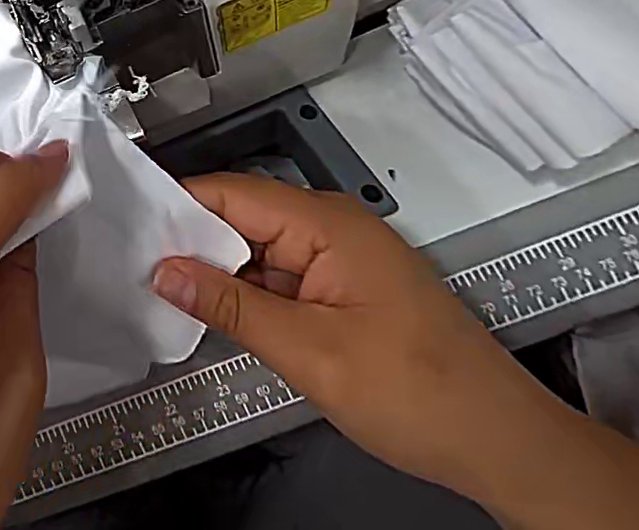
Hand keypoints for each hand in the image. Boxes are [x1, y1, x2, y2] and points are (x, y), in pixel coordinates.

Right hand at [151, 175, 638, 529]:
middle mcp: (329, 224)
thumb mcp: (309, 351)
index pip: (231, 192)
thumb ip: (229, 304)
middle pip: (241, 215)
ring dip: (219, 267)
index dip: (178, 204)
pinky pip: (278, 270)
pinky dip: (247, 287)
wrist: (507, 446)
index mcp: (324, 222)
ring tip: (166, 285)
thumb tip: (165, 270)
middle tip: (139, 262)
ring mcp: (336, 253)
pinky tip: (216, 306)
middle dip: (193, 239)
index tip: (131, 225)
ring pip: (256, 245)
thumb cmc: (417, 394)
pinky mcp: (340, 281)